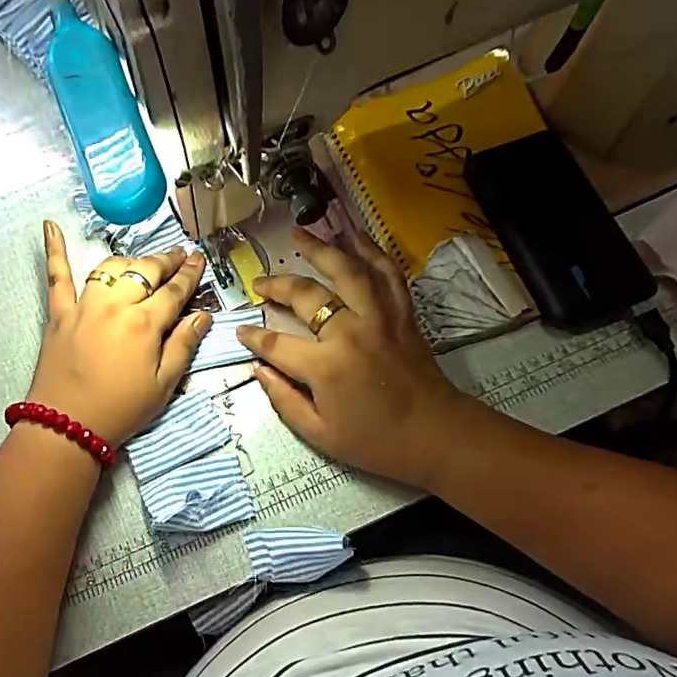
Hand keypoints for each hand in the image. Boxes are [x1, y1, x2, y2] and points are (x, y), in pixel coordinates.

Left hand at [27, 221, 211, 445]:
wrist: (67, 426)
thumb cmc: (122, 409)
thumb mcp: (164, 383)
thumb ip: (184, 345)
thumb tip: (203, 316)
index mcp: (145, 323)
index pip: (174, 290)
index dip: (189, 274)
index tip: (199, 260)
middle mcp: (116, 305)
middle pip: (146, 272)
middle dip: (166, 260)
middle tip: (180, 254)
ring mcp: (85, 306)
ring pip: (110, 268)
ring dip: (130, 260)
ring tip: (143, 261)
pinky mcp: (60, 314)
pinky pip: (57, 276)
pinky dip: (53, 250)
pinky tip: (49, 227)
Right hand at [235, 228, 485, 488]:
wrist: (435, 434)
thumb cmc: (376, 442)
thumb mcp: (320, 434)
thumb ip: (284, 400)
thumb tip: (259, 369)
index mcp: (326, 366)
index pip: (276, 344)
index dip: (253, 337)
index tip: (241, 331)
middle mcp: (350, 331)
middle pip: (307, 295)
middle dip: (278, 285)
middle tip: (260, 282)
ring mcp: (380, 318)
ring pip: (348, 270)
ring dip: (322, 249)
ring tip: (300, 234)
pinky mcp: (402, 315)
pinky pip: (388, 275)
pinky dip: (373, 252)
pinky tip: (357, 237)